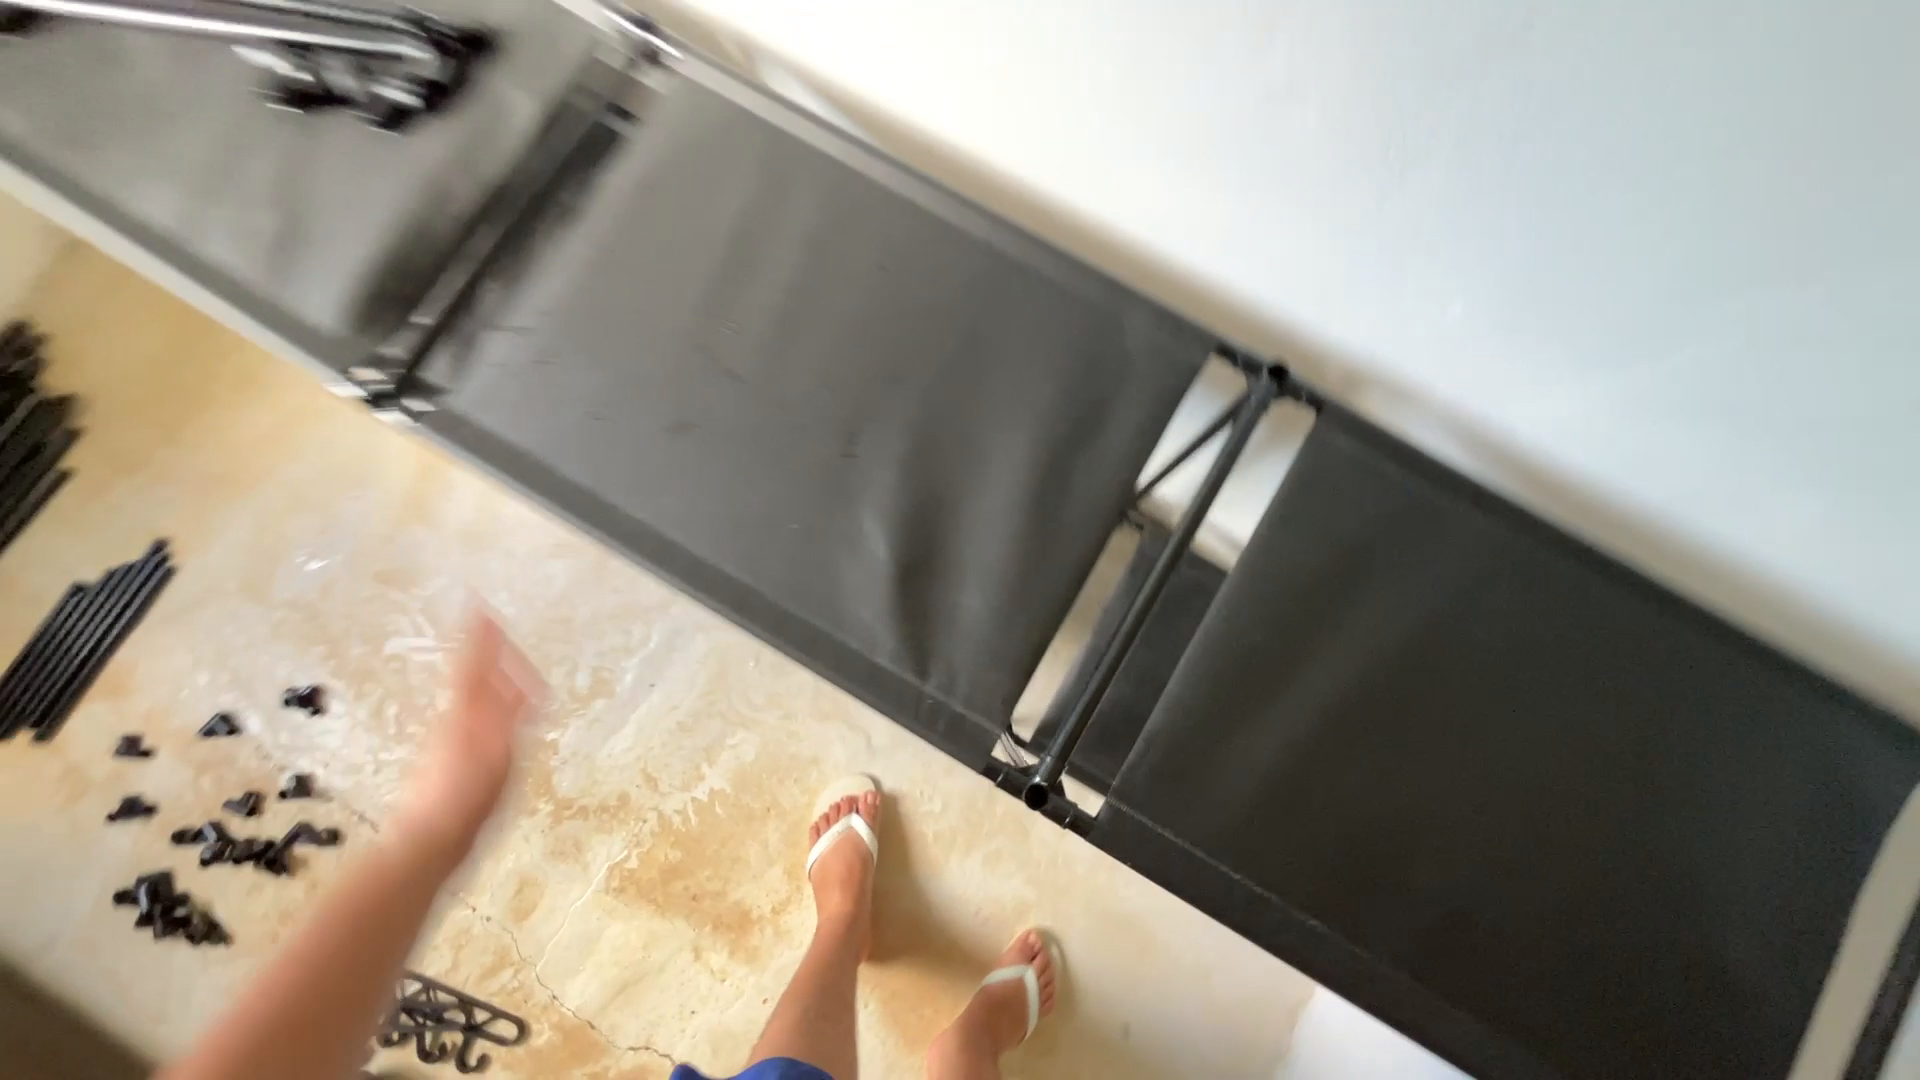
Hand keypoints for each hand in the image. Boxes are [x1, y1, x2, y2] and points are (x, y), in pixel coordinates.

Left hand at [394, 606, 544, 859]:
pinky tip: (484, 707)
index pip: (476, 665)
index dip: (481, 638)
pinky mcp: (448, 760)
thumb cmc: (466, 798)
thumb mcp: (496, 752)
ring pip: (469, 693)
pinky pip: (468, 713)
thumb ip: (506, 715)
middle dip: (482, 649)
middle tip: (489, 624)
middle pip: (472, 675)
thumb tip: (521, 680)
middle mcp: (455, 720)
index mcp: (466, 713)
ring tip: (491, 656)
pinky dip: (479, 697)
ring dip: (481, 670)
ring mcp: (448, 740)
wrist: (427, 841)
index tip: (480, 607)